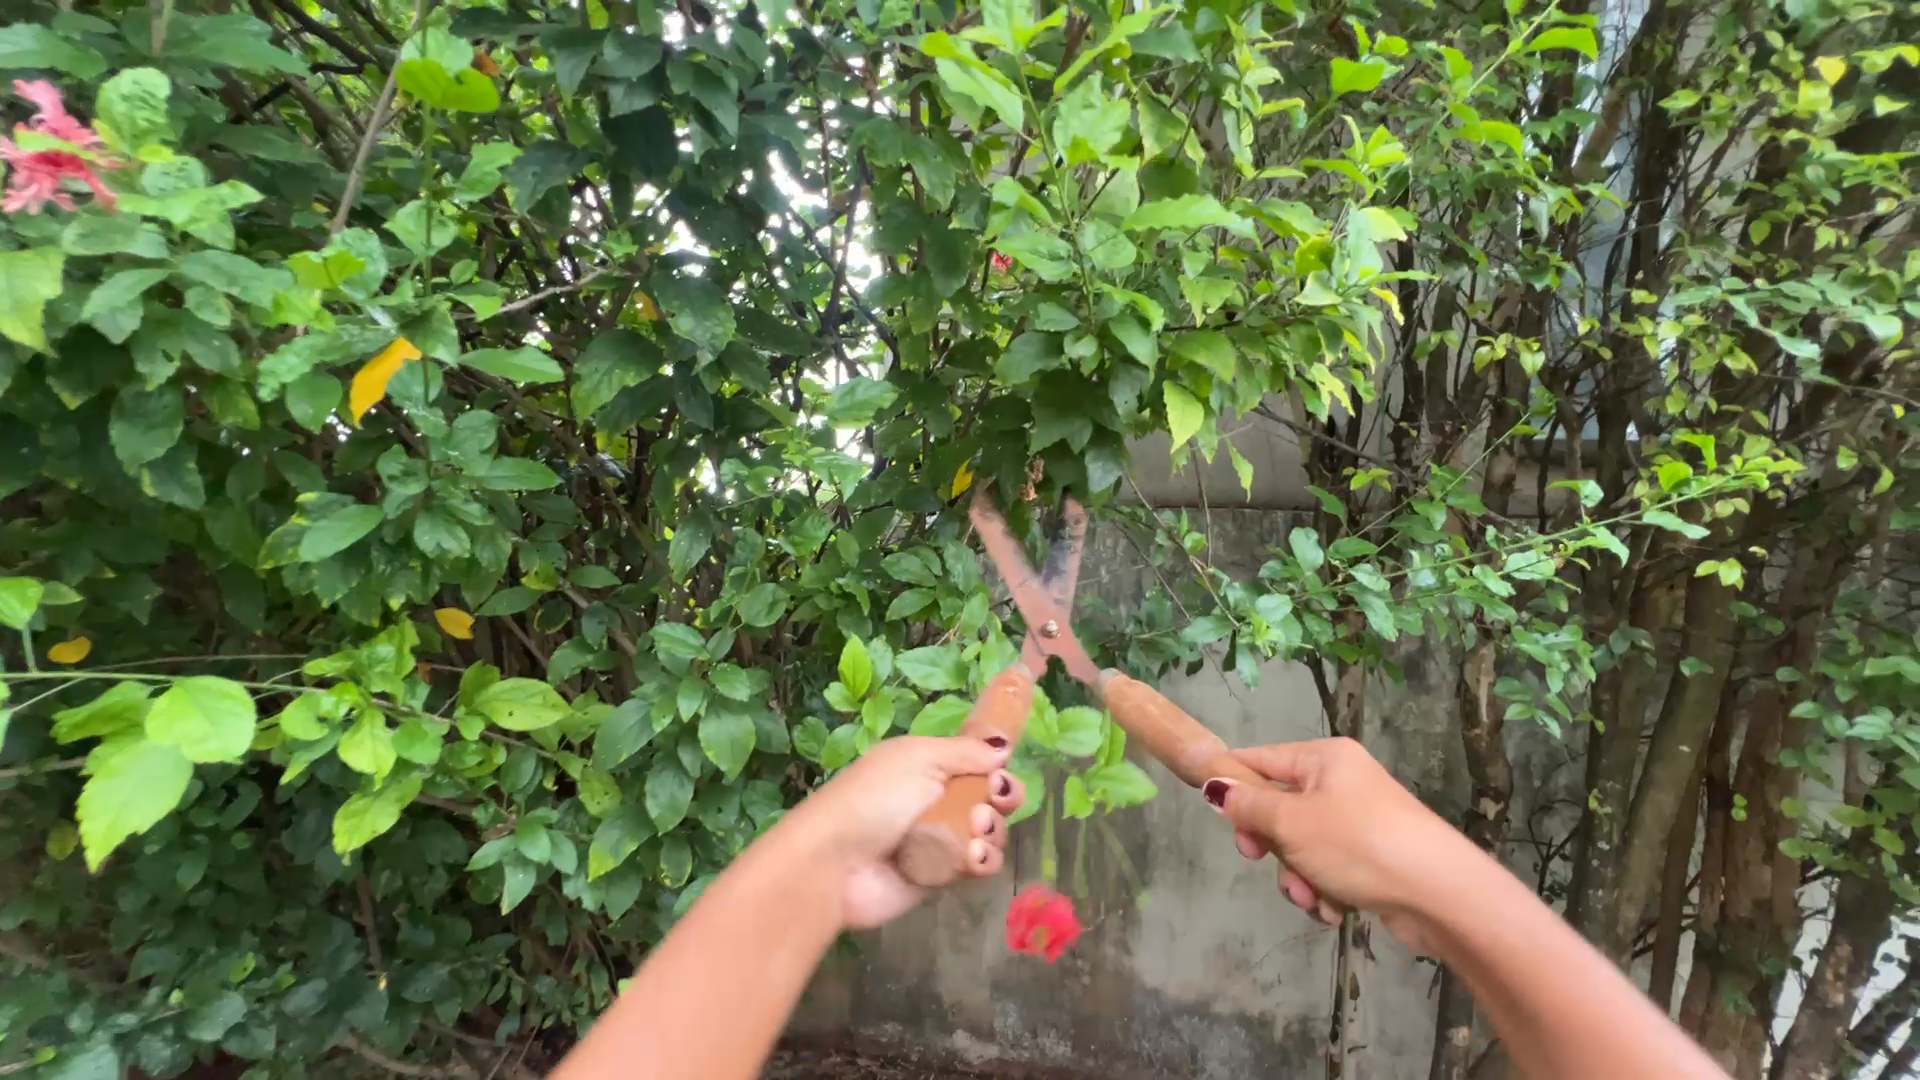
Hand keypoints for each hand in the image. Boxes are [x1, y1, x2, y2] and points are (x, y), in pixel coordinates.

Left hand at [781, 735, 1025, 929]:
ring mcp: (943, 838)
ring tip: (975, 831)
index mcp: (930, 765)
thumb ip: (964, 752)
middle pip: (993, 796)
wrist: (836, 864)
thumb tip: (1003, 748)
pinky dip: (984, 860)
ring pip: (992, 832)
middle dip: (1003, 797)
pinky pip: (980, 865)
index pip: (978, 762)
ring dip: (993, 830)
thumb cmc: (874, 798)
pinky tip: (973, 857)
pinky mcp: (944, 873)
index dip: (996, 766)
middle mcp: (939, 799)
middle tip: (994, 800)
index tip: (1000, 772)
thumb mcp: (918, 758)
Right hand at [1202, 737, 1472, 947]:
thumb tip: (1215, 787)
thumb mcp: (1290, 822)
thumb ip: (1246, 805)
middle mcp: (1342, 782)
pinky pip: (1328, 867)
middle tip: (1257, 858)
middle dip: (1269, 843)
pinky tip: (1332, 908)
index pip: (1260, 760)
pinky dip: (1323, 888)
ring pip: (1300, 844)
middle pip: (1279, 807)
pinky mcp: (1374, 858)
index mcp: (1324, 758)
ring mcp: (1360, 821)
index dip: (1232, 783)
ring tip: (1309, 896)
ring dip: (1295, 874)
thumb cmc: (1359, 844)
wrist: (1444, 897)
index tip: (1213, 812)